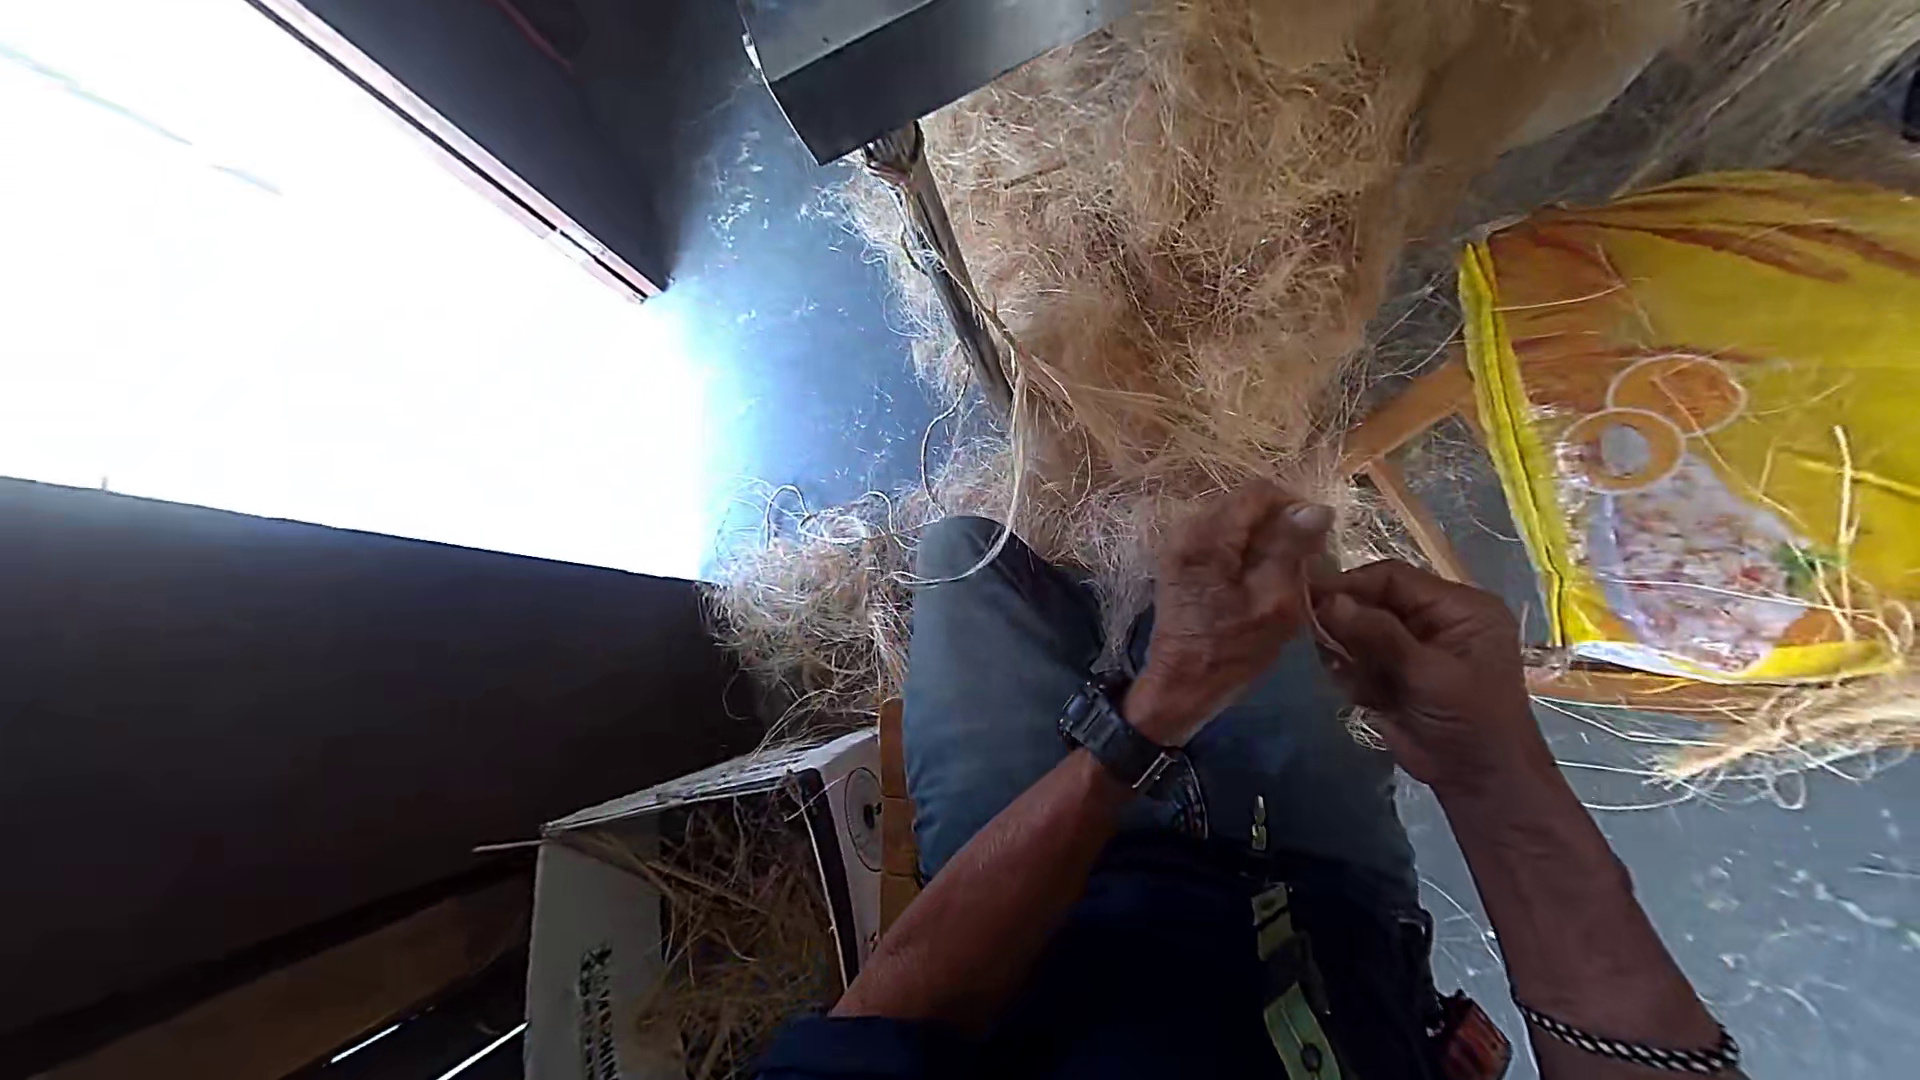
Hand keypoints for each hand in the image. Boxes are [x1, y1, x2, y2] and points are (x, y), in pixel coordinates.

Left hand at [1124, 482, 1333, 745]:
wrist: (1181, 681)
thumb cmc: (1231, 650)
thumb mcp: (1274, 602)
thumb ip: (1291, 549)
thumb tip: (1316, 508)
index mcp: (1205, 536)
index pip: (1258, 492)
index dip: (1295, 508)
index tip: (1317, 541)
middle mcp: (1185, 530)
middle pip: (1245, 504)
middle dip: (1280, 525)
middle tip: (1305, 562)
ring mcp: (1179, 544)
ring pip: (1236, 521)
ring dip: (1265, 539)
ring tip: (1285, 573)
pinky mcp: (1180, 560)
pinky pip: (1222, 539)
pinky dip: (1246, 551)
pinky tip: (1260, 578)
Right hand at [1312, 560, 1550, 799]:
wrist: (1477, 781)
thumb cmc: (1469, 722)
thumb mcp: (1428, 674)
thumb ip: (1379, 634)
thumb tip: (1328, 600)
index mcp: (1457, 606)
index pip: (1391, 576)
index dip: (1349, 584)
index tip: (1308, 598)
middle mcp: (1431, 616)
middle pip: (1368, 599)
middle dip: (1345, 623)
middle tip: (1326, 645)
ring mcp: (1407, 641)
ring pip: (1353, 626)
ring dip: (1345, 650)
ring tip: (1354, 677)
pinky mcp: (1389, 665)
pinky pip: (1351, 652)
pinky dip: (1347, 670)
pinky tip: (1362, 692)